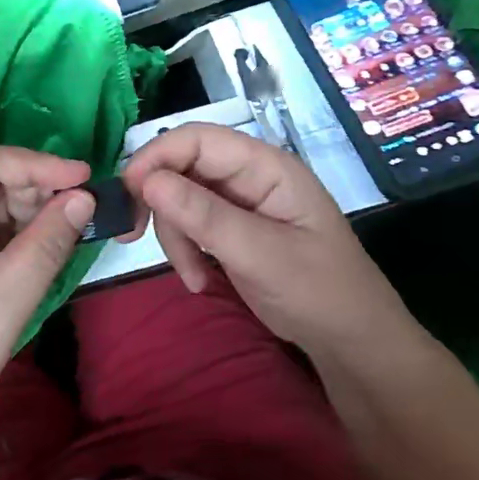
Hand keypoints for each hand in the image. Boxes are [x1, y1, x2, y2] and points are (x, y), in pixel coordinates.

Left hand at [0, 145, 96, 429]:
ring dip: (39, 209)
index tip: (82, 175)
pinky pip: (1, 230)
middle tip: (87, 203)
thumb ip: (47, 242)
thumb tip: (86, 197)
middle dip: (39, 187)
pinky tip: (59, 237)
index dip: (32, 163)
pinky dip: (31, 231)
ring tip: (80, 221)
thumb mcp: (5, 296)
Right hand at [120, 123, 409, 346]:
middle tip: (134, 235)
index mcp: (266, 167)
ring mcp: (239, 202)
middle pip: (181, 167)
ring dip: (174, 236)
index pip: (198, 139)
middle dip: (158, 201)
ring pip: (179, 199)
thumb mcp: (260, 254)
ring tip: (192, 277)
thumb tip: (145, 180)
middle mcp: (249, 176)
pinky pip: (189, 224)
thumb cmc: (319, 292)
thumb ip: (203, 216)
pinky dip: (184, 250)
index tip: (128, 193)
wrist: (350, 341)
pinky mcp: (230, 228)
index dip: (157, 157)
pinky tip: (198, 280)